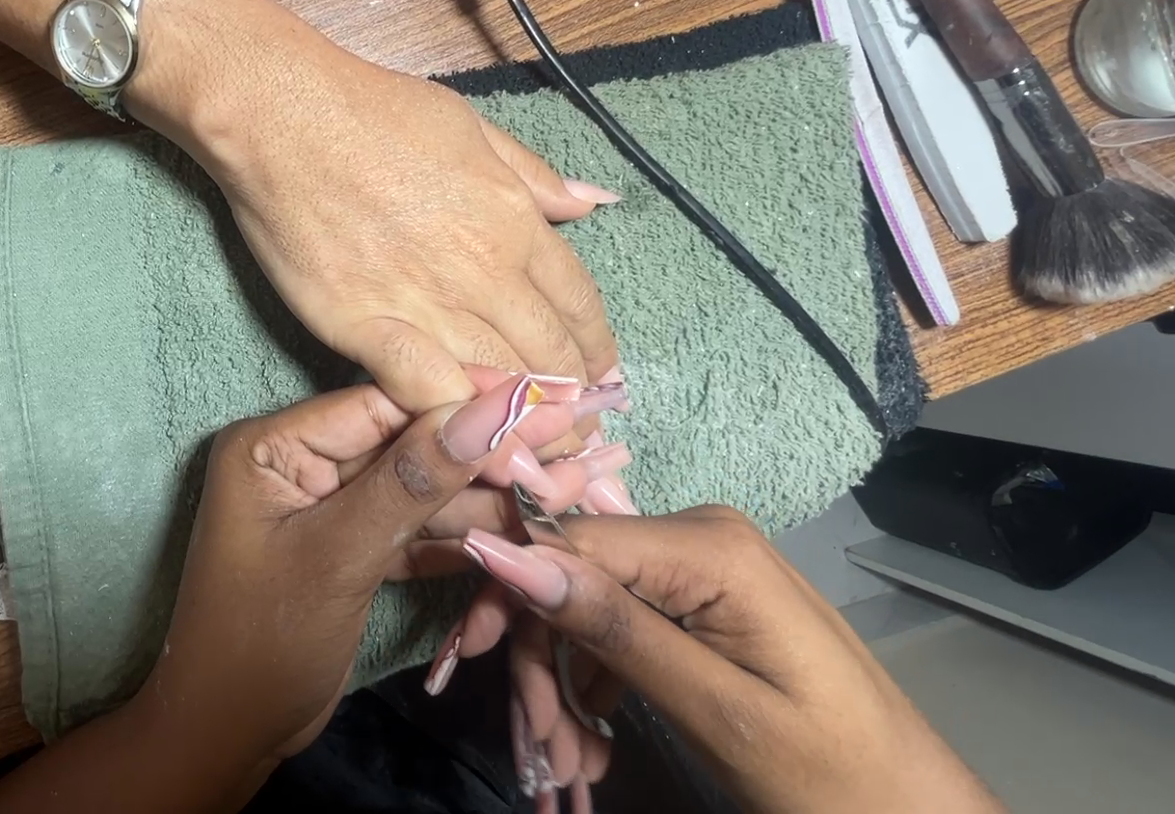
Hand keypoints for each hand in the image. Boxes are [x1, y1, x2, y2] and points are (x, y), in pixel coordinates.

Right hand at [129, 1, 619, 419]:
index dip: (596, 348)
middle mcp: (484, 273)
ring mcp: (425, 305)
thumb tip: (591, 204)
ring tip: (539, 453)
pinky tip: (469, 443)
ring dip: (527, 424)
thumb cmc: (372, 112)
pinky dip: (456, 423)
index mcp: (513, 221)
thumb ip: (532, 175)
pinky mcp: (365, 329)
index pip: (579, 304)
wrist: (284, 122)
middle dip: (573, 399)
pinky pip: (426, 392)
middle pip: (549, 355)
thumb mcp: (470, 126)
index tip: (598, 376)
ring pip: (500, 385)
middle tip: (575, 430)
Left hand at [136, 374, 579, 772]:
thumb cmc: (263, 640)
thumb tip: (488, 410)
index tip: (539, 400)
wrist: (230, 734)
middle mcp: (300, 460)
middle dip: (482, 452)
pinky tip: (522, 527)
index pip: (378, 403)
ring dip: (483, 497)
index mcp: (273, 444)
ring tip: (565, 488)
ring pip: (416, 487)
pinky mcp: (350, 543)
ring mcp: (327, 503)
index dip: (459, 401)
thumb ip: (411, 482)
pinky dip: (460, 534)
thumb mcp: (337, 556)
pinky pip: (412, 526)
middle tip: (569, 441)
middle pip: (405, 442)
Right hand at [462, 506, 1004, 813]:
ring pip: (584, 599)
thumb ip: (612, 626)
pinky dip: (592, 674)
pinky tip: (592, 729)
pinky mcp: (694, 591)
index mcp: (709, 547)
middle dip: (542, 654)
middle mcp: (695, 531)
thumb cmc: (841, 780)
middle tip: (539, 743)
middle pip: (573, 573)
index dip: (510, 590)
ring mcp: (695, 560)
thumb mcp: (719, 712)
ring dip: (562, 674)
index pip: (568, 541)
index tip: (470, 652)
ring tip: (565, 756)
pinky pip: (615, 616)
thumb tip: (502, 553)